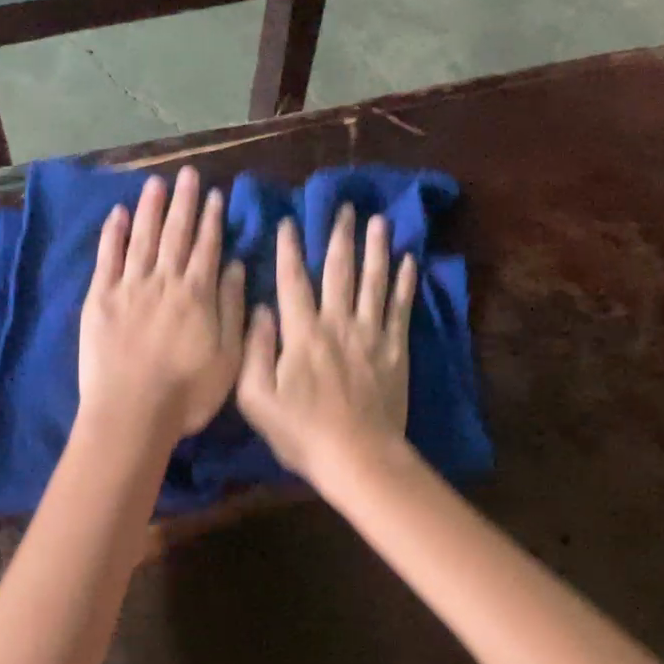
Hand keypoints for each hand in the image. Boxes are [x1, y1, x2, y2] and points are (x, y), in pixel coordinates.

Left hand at [79, 166, 245, 440]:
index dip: (212, 220)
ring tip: (156, 183)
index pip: (207, 247)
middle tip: (187, 175)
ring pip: (142, 238)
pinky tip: (118, 215)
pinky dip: (113, 234)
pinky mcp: (100, 299)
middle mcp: (164, 281)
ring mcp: (130, 287)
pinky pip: (107, 258)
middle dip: (183, 202)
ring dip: (150, 209)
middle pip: (175, 234)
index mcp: (198, 294)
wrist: (132, 412)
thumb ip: (232, 308)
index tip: (215, 195)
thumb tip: (234, 266)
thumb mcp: (229, 356)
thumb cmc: (188, 393)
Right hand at [238, 205, 416, 485]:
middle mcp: (338, 323)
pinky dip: (405, 283)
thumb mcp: (257, 398)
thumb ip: (253, 349)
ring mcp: (370, 335)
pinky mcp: (395, 350)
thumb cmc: (301, 432)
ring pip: (374, 281)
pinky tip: (410, 261)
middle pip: (339, 271)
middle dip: (340, 236)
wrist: (358, 457)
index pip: (293, 281)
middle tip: (344, 207)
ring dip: (376, 249)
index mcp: (302, 333)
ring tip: (378, 221)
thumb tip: (259, 308)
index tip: (289, 222)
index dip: (289, 250)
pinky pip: (401, 308)